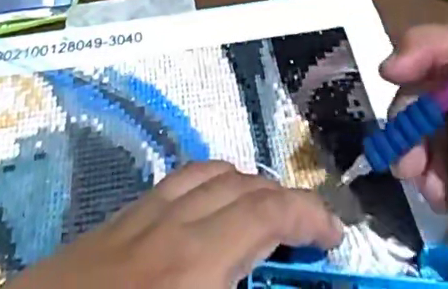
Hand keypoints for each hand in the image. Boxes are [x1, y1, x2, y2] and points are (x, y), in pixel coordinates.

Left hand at [6, 160, 342, 288]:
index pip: (267, 214)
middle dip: (283, 200)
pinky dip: (207, 185)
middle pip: (240, 186)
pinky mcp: (112, 223)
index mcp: (194, 265)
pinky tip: (206, 212)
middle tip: (307, 232)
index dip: (309, 216)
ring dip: (245, 184)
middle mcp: (170, 226)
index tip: (335, 236)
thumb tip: (253, 273)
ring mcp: (137, 217)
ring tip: (265, 213)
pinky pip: (174, 184)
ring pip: (206, 174)